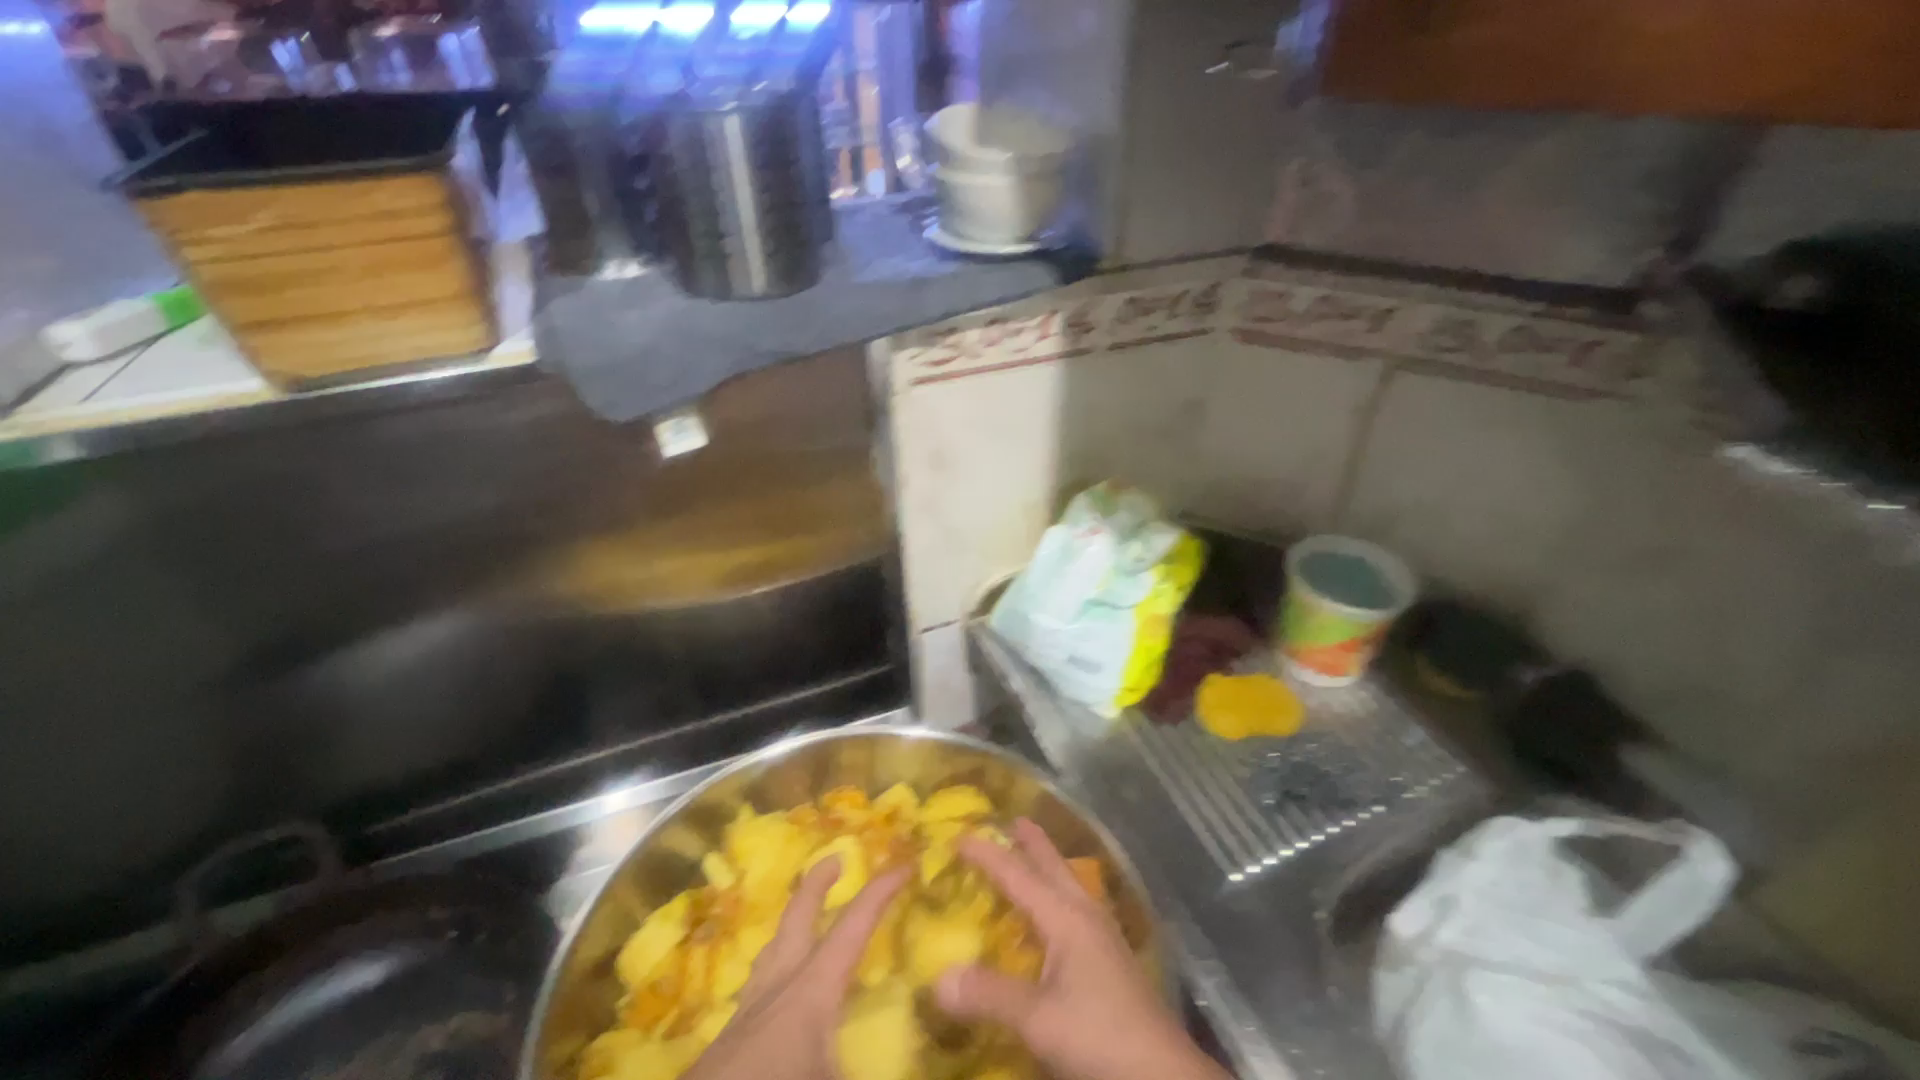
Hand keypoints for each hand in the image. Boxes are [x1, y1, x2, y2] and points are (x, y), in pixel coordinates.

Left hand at [686, 857, 910, 1079]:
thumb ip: (881, 1065)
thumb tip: (926, 1067)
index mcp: (812, 990)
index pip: (852, 926)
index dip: (879, 892)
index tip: (903, 864)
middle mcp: (779, 986)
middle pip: (796, 917)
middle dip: (816, 883)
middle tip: (836, 857)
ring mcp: (749, 1008)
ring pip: (772, 947)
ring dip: (793, 922)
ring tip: (807, 916)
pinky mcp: (731, 1035)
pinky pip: (759, 981)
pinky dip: (776, 964)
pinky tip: (780, 986)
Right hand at [935, 820, 1227, 1079]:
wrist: (1163, 1073)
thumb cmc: (1100, 1035)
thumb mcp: (1038, 1018)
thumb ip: (990, 995)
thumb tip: (938, 978)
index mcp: (1067, 919)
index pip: (1020, 876)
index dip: (988, 855)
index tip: (959, 834)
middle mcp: (1087, 918)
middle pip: (1055, 869)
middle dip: (1033, 844)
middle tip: (1013, 820)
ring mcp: (1104, 940)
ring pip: (1070, 889)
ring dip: (1048, 869)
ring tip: (1033, 858)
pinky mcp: (1111, 962)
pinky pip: (1077, 913)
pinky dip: (1058, 899)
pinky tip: (1055, 919)